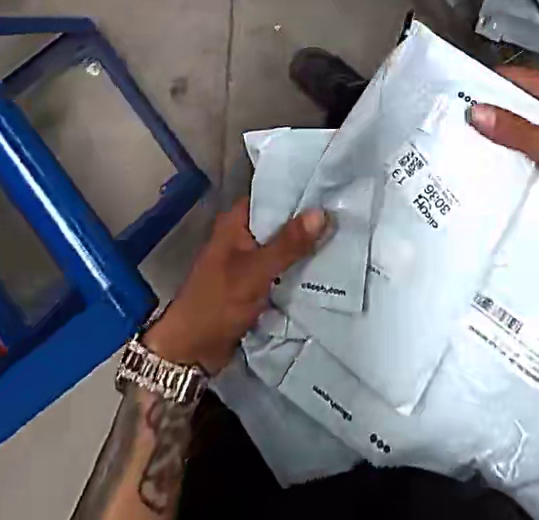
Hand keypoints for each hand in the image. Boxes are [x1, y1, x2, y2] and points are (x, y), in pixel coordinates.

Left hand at [143, 198, 328, 373]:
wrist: (190, 352)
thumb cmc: (216, 303)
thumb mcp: (255, 272)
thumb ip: (289, 244)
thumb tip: (322, 212)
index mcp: (236, 221)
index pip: (273, 193)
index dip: (300, 189)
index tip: (333, 185)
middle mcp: (243, 234)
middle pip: (282, 220)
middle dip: (309, 219)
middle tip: (347, 210)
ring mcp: (249, 259)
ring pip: (284, 245)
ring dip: (307, 245)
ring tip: (346, 233)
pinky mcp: (256, 282)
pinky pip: (283, 267)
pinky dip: (300, 267)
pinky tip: (329, 264)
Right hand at [468, 66, 538, 236]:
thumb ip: (514, 130)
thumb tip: (474, 110)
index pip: (518, 78)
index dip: (489, 84)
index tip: (457, 95)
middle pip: (522, 103)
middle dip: (494, 112)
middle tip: (458, 124)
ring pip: (530, 128)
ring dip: (507, 136)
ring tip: (471, 145)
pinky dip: (522, 155)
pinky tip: (501, 166)